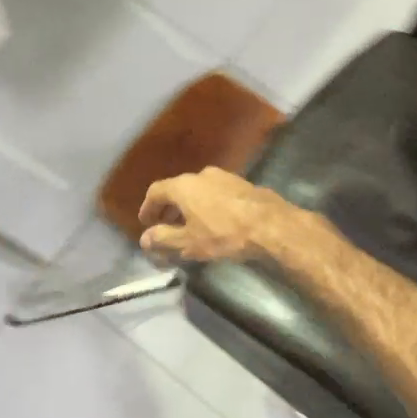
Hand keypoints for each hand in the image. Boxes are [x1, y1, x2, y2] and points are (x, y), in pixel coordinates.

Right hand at [136, 168, 314, 263]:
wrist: (271, 225)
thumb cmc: (224, 234)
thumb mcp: (189, 243)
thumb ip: (163, 239)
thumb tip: (145, 239)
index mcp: (183, 186)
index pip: (156, 191)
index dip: (147, 207)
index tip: (145, 222)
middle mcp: (201, 175)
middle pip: (177, 189)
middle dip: (169, 209)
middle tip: (165, 226)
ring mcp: (224, 176)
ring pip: (198, 190)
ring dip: (189, 207)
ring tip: (189, 226)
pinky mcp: (242, 184)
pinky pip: (216, 193)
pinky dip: (207, 205)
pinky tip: (214, 221)